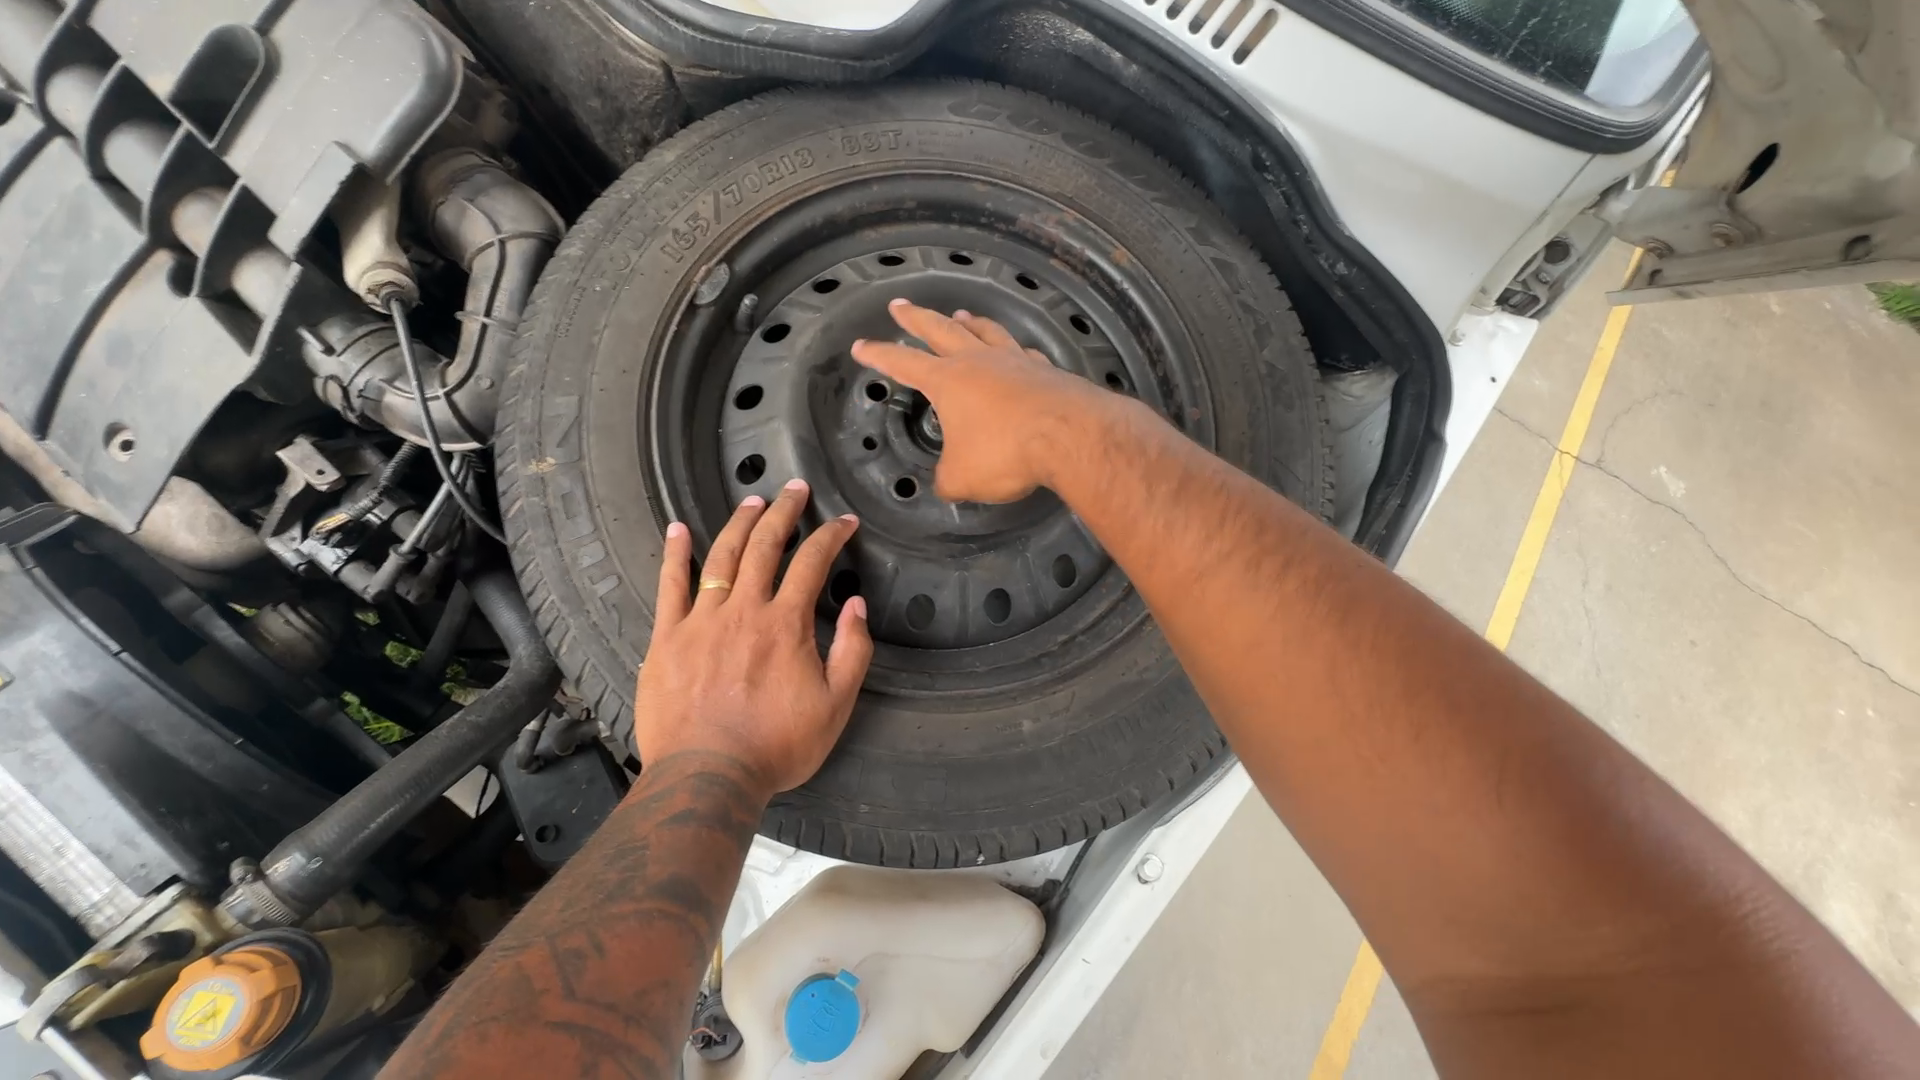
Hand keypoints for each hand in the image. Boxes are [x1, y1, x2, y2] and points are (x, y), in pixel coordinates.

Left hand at [632, 480, 873, 795]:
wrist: (707, 776)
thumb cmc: (776, 746)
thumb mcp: (836, 706)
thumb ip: (853, 652)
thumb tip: (857, 606)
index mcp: (786, 625)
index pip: (813, 564)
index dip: (832, 537)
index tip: (845, 523)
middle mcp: (744, 611)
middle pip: (765, 547)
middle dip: (785, 513)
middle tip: (796, 490)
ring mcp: (701, 621)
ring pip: (721, 557)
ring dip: (739, 524)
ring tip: (752, 502)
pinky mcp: (667, 639)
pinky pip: (670, 586)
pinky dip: (674, 554)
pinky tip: (677, 530)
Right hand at [852, 300, 1117, 502]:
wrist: (1071, 436)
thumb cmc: (1006, 453)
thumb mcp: (962, 477)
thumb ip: (947, 478)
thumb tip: (945, 483)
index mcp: (948, 381)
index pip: (904, 363)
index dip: (880, 355)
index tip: (861, 346)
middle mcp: (979, 362)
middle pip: (941, 330)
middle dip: (917, 318)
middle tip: (900, 304)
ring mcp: (1016, 362)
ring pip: (986, 332)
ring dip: (970, 323)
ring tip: (961, 314)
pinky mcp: (1047, 372)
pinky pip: (1024, 353)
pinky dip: (1014, 350)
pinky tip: (1018, 352)